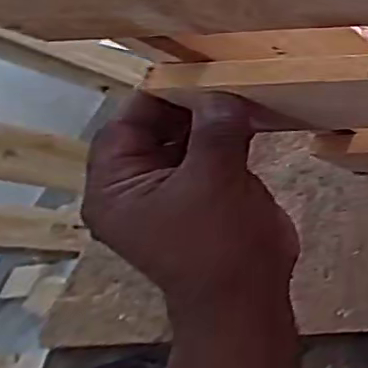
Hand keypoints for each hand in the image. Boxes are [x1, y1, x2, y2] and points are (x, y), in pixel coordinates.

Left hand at [83, 92, 298, 322]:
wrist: (247, 296)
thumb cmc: (216, 241)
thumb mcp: (212, 178)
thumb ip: (215, 129)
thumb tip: (223, 93)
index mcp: (116, 189)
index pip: (123, 128)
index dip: (154, 98)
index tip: (191, 72)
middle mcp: (139, 189)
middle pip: (154, 132)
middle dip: (187, 106)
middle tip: (222, 77)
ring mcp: (176, 194)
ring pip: (186, 142)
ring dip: (211, 120)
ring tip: (240, 92)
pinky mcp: (209, 197)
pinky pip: (212, 156)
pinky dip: (229, 136)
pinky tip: (252, 118)